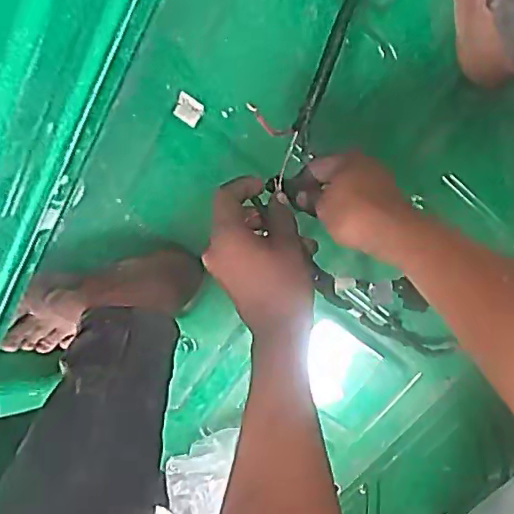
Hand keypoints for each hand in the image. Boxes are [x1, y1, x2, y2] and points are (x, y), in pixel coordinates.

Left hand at [203, 176, 316, 339]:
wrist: (279, 328)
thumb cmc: (285, 282)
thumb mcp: (289, 242)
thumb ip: (280, 214)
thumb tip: (275, 199)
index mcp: (226, 235)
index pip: (225, 196)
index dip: (244, 184)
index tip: (264, 184)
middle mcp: (215, 248)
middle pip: (233, 217)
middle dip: (261, 213)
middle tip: (285, 216)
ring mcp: (220, 265)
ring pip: (241, 236)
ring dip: (266, 232)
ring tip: (298, 240)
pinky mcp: (229, 278)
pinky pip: (241, 252)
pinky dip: (261, 246)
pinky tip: (289, 254)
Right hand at [304, 151, 419, 262]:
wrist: (394, 232)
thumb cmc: (352, 216)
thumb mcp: (323, 209)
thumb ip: (311, 200)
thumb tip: (304, 195)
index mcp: (344, 158)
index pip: (314, 167)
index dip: (300, 183)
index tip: (293, 200)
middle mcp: (364, 161)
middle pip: (336, 174)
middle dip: (322, 189)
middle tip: (311, 210)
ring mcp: (381, 178)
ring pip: (352, 186)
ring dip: (340, 198)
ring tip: (330, 218)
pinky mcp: (391, 196)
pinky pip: (366, 198)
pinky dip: (356, 206)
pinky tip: (351, 221)